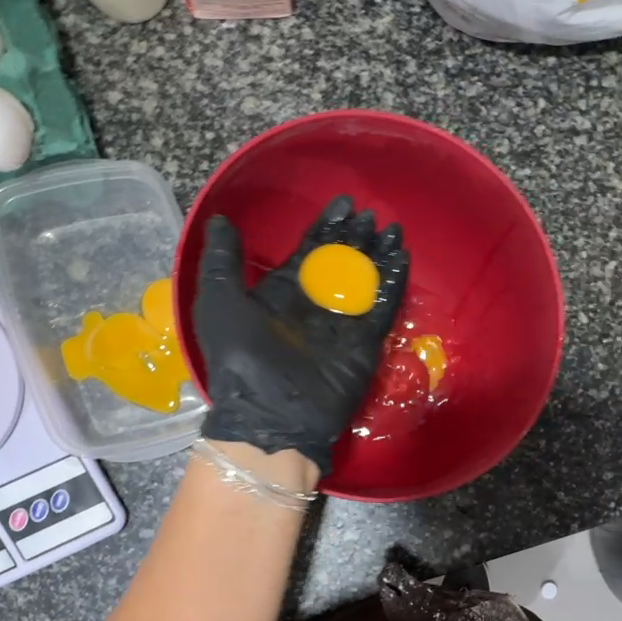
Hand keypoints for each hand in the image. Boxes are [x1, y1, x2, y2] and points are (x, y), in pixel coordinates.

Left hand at [195, 196, 410, 475]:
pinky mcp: (363, 346)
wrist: (272, 415)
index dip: (325, 229)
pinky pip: (381, 310)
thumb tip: (221, 219)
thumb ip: (222, 261)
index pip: (308, 254)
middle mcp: (313, 308)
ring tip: (392, 231)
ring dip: (379, 257)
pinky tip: (402, 260)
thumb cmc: (241, 360)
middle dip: (356, 240)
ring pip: (365, 283)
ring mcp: (340, 327)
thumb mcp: (219, 302)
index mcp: (280, 296)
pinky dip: (393, 286)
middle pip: (340, 265)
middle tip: (371, 217)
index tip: (343, 205)